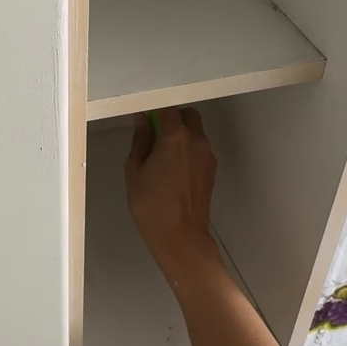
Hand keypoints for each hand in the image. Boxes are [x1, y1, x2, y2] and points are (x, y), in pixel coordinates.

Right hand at [124, 108, 222, 290]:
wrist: (180, 237)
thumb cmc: (151, 204)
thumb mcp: (135, 170)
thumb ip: (140, 140)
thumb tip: (142, 119)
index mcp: (175, 136)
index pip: (168, 108)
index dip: (155, 110)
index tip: (144, 118)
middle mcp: (196, 140)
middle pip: (188, 116)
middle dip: (172, 119)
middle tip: (154, 135)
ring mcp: (207, 155)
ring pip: (196, 132)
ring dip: (181, 135)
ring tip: (162, 156)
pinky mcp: (211, 170)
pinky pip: (199, 149)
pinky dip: (188, 149)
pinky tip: (173, 169)